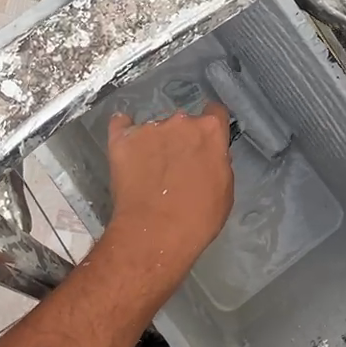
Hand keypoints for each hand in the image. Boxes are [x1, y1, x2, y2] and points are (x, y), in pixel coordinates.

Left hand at [93, 104, 233, 298]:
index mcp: (210, 131)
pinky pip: (121, 126)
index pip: (215, 113)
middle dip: (182, 138)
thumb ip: (218, 162)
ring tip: (149, 170)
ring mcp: (148, 128)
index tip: (206, 142)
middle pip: (184, 122)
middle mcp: (180, 121)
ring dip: (155, 142)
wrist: (155, 233)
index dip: (211, 127)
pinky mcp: (121, 139)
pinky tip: (126, 148)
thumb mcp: (224, 191)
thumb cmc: (198, 218)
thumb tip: (210, 155)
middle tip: (176, 165)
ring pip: (155, 128)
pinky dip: (125, 134)